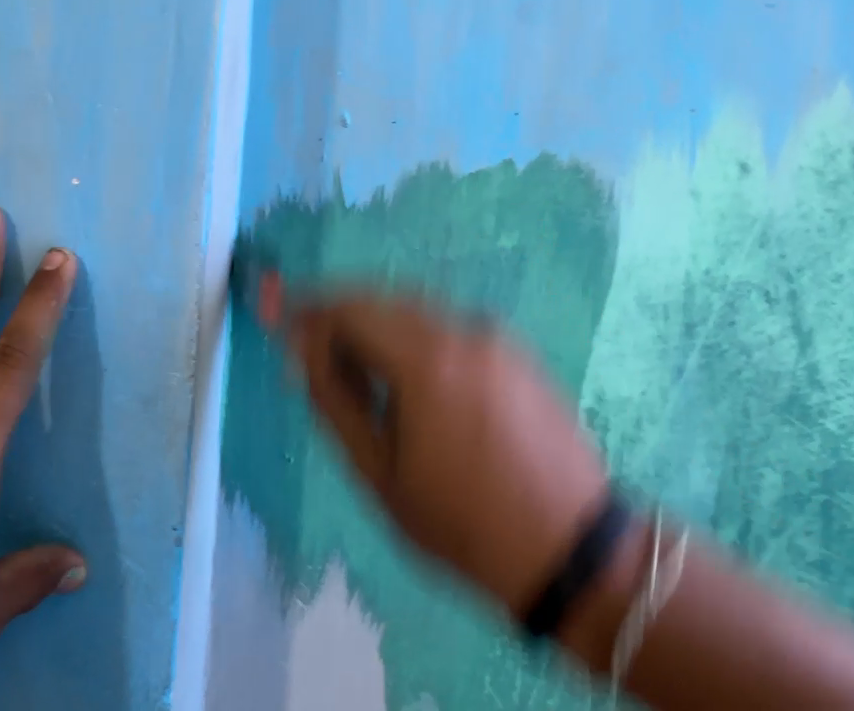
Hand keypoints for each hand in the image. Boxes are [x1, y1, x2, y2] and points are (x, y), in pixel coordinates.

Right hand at [287, 295, 609, 616]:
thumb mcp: (379, 472)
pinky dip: (418, 342)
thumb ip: (333, 399)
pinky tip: (412, 385)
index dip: (310, 314)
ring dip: (380, 330)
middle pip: (385, 301)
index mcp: (427, 358)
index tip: (284, 331)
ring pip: (419, 313)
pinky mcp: (519, 354)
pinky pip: (452, 330)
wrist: (570, 552)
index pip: (351, 307)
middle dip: (343, 319)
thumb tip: (301, 348)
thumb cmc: (461, 522)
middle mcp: (464, 330)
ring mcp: (498, 339)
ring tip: (360, 376)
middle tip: (315, 357)